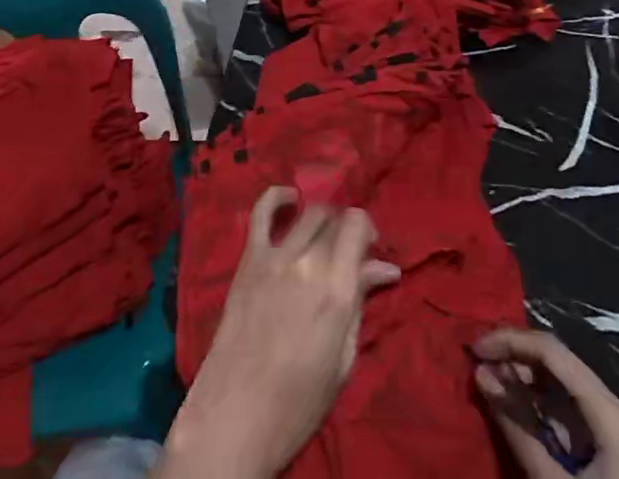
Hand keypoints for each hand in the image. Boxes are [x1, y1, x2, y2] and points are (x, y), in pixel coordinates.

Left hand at [157, 187, 400, 478]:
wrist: (233, 419)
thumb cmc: (298, 402)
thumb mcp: (342, 358)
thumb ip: (360, 303)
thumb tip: (385, 269)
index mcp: (336, 288)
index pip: (357, 224)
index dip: (366, 230)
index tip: (368, 251)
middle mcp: (307, 262)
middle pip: (333, 218)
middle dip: (346, 228)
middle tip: (346, 252)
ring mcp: (274, 258)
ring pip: (307, 213)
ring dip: (321, 219)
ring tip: (322, 238)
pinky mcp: (247, 262)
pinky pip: (261, 214)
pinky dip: (276, 198)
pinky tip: (289, 198)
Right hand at [473, 328, 618, 478]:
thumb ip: (518, 429)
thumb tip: (483, 377)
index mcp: (612, 416)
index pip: (554, 354)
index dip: (511, 342)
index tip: (474, 350)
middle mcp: (616, 412)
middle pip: (560, 365)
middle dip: (516, 359)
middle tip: (476, 364)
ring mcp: (614, 431)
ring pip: (562, 388)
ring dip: (523, 382)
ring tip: (487, 382)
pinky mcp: (608, 451)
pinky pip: (568, 415)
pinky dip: (537, 409)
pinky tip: (511, 409)